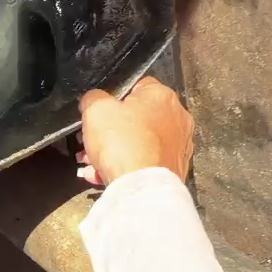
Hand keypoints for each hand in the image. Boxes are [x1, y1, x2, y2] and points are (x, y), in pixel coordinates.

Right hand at [77, 76, 193, 185]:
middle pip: (136, 117)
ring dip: (117, 150)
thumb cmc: (122, 144)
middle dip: (111, 130)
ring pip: (140, 141)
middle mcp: (177, 116)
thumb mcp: (95, 109)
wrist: (142, 185)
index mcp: (161, 95)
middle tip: (93, 141)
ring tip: (95, 162)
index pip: (135, 86)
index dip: (112, 100)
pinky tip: (108, 174)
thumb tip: (93, 100)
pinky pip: (146, 161)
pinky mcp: (175, 166)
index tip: (98, 115)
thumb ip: (92, 98)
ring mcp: (179, 143)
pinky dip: (129, 166)